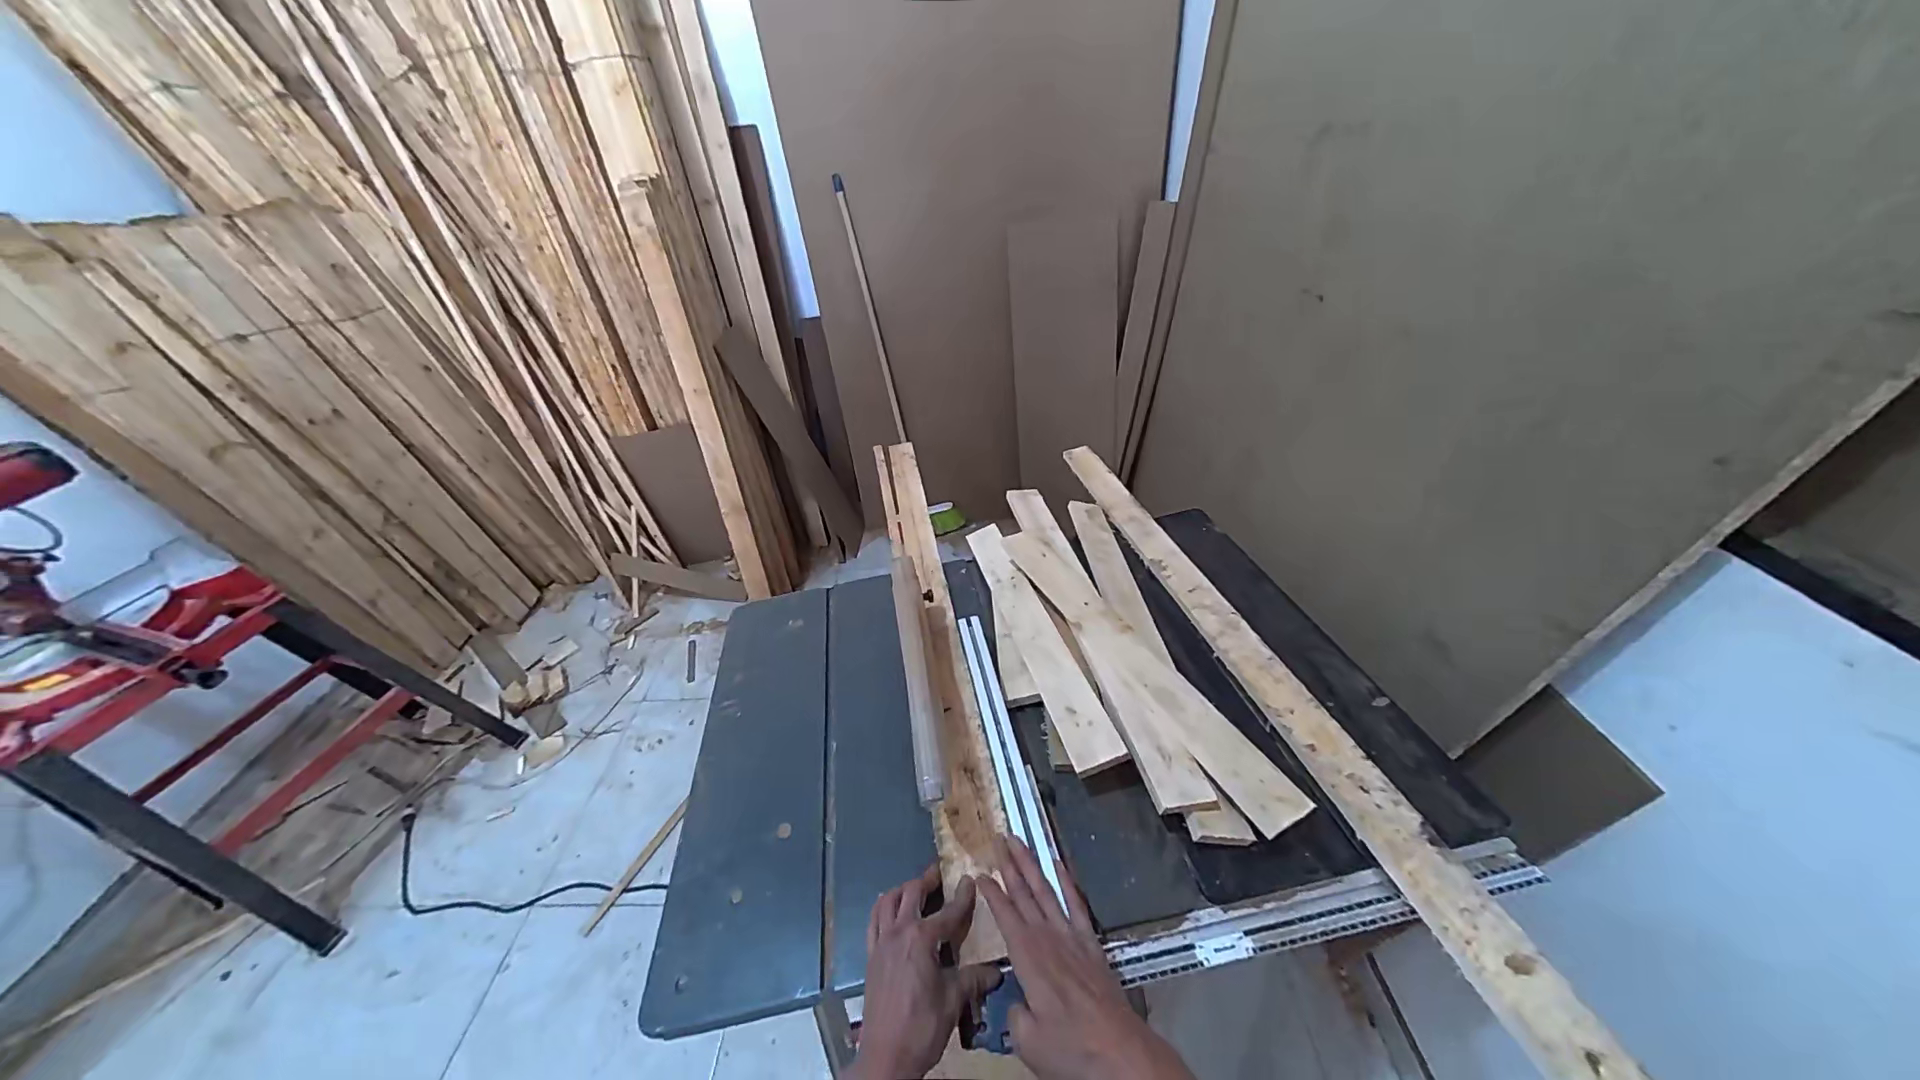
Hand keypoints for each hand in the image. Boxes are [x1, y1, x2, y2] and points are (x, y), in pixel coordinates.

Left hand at [850, 865, 1002, 1079]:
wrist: (886, 1057)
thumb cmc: (922, 1026)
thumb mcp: (954, 1001)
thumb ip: (974, 979)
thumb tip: (997, 971)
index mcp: (921, 939)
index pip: (948, 912)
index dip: (962, 896)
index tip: (970, 880)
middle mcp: (899, 932)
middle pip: (912, 894)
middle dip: (927, 881)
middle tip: (939, 874)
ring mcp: (881, 943)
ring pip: (887, 902)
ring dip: (902, 890)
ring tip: (914, 888)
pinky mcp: (870, 957)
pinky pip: (873, 922)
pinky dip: (882, 909)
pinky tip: (889, 911)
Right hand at [976, 836, 1195, 1079]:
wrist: (1120, 1052)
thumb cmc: (1070, 1048)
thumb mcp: (1028, 1041)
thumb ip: (1015, 1015)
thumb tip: (1018, 1002)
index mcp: (1027, 956)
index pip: (1004, 914)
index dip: (991, 892)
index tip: (979, 873)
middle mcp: (1047, 937)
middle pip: (1024, 893)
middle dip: (1009, 865)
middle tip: (998, 839)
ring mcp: (1071, 937)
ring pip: (1046, 891)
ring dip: (1031, 865)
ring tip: (1019, 842)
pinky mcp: (1091, 943)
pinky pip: (1077, 904)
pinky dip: (1067, 882)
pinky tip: (1058, 864)